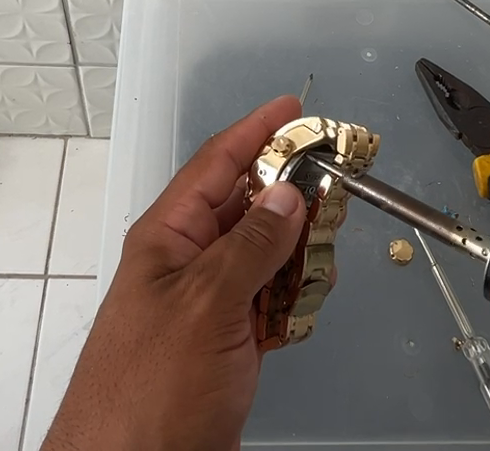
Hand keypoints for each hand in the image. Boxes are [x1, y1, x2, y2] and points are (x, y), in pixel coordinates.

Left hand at [41, 95, 305, 450]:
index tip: (292, 107)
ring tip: (332, 237)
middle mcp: (189, 258)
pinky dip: (294, 291)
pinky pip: (269, 297)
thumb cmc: (152, 383)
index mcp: (170, 233)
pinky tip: (314, 291)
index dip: (255, 131)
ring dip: (298, 244)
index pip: (217, 164)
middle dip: (288, 189)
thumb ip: (251, 245)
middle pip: (246, 205)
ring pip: (263, 251)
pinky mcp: (227, 340)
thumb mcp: (206, 303)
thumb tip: (288, 194)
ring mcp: (209, 301)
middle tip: (336, 177)